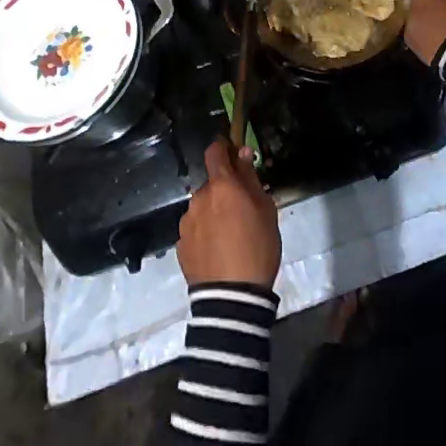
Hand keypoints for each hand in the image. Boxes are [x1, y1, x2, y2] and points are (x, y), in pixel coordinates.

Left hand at [178, 140, 280, 288]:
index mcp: (221, 185)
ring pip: (202, 207)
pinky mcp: (180, 243)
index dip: (223, 149)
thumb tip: (242, 152)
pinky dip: (204, 233)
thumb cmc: (256, 248)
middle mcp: (199, 197)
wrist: (231, 297)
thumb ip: (251, 179)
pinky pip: (195, 228)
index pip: (215, 151)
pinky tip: (217, 250)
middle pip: (211, 184)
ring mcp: (186, 221)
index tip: (233, 155)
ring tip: (230, 237)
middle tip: (242, 212)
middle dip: (224, 191)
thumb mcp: (266, 211)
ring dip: (213, 213)